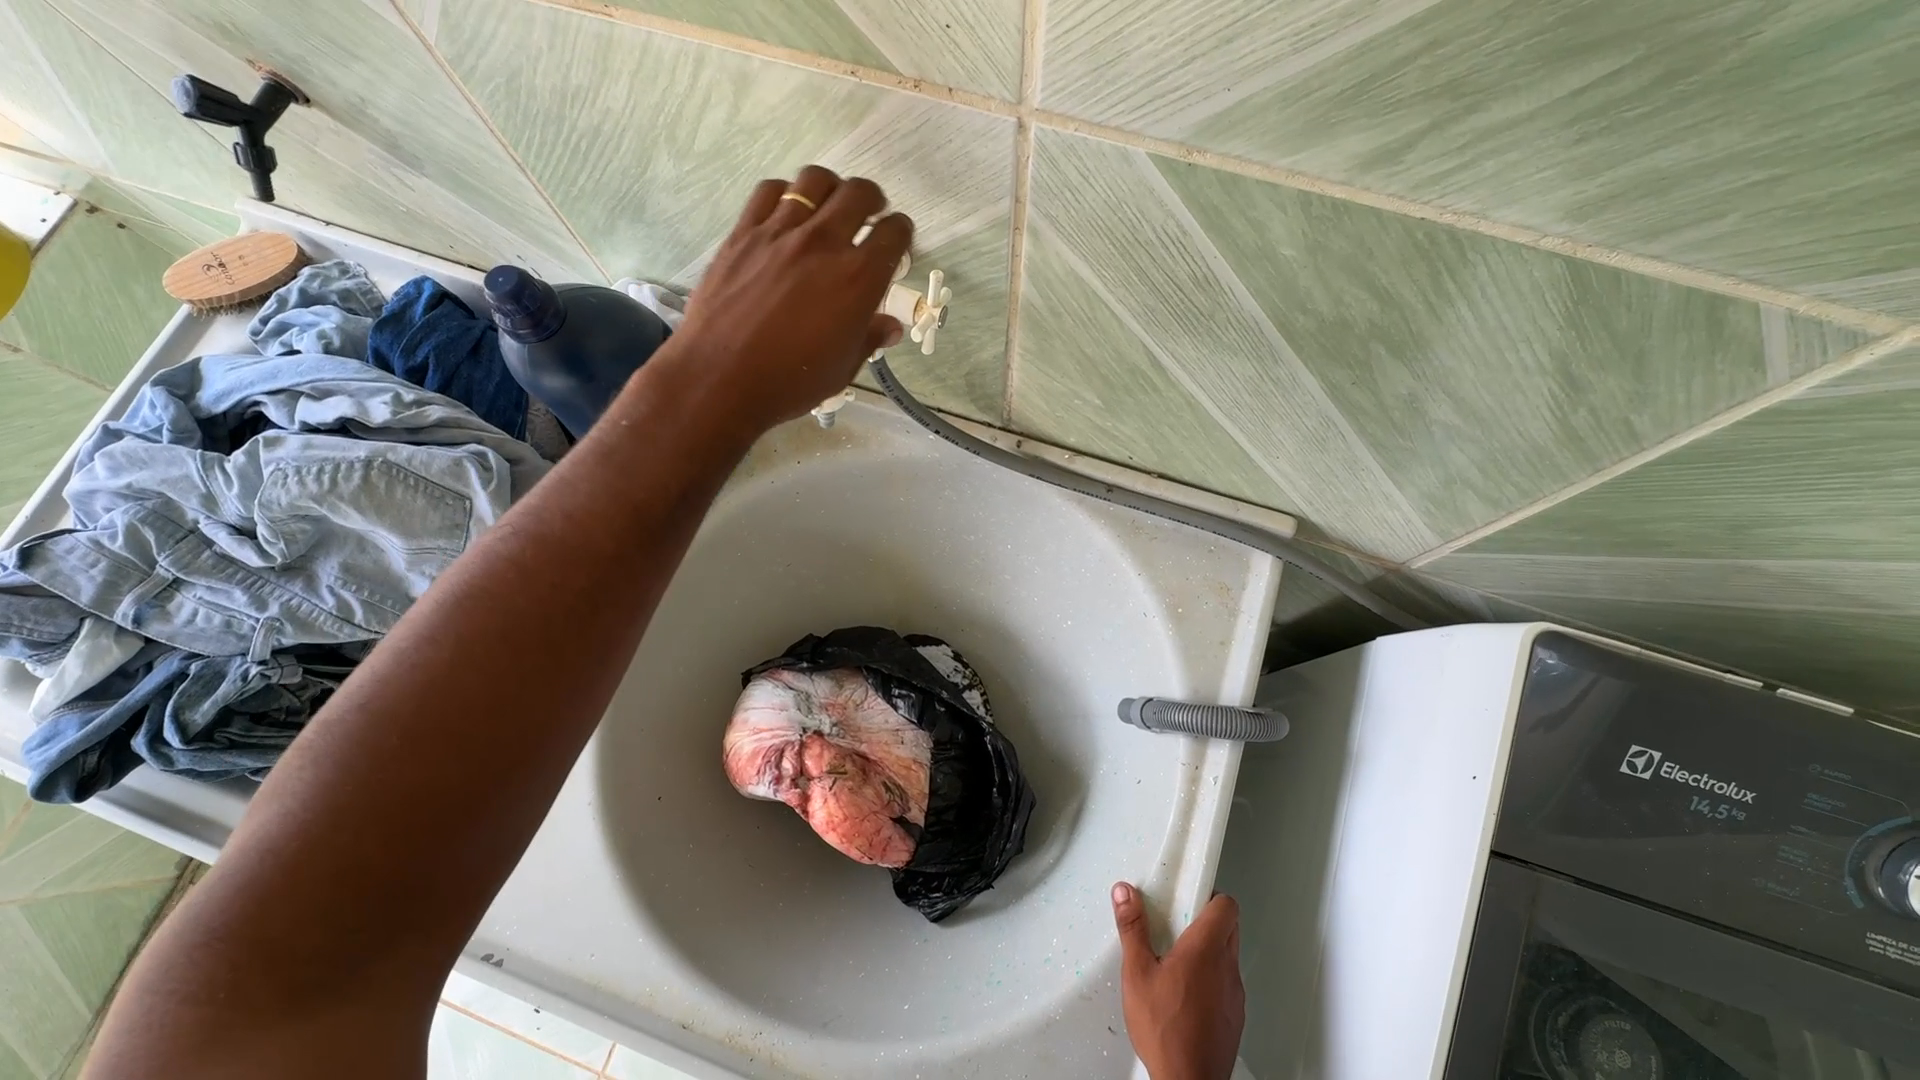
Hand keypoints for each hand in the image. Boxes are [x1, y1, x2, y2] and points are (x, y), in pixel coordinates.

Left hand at [656, 164, 911, 437]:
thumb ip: (869, 338)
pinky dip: (784, 194)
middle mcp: (824, 243)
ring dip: (830, 188)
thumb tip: (889, 326)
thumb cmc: (790, 382)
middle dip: (873, 200)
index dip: (901, 234)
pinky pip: (769, 192)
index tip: (896, 244)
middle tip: (869, 215)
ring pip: (815, 180)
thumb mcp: (842, 368)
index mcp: (858, 278)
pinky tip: (785, 212)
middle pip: (859, 193)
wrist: (720, 378)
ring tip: (828, 205)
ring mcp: (781, 232)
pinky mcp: (744, 233)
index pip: (894, 233)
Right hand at [1113, 882, 1245, 1079]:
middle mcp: (1227, 967)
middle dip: (1208, 919)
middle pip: (1230, 927)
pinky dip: (1212, 980)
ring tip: (1177, 962)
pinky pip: (1227, 984)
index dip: (1210, 896)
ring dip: (1210, 951)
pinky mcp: (1235, 1016)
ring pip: (1229, 956)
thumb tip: (1125, 894)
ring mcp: (1235, 994)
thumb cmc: (1164, 1029)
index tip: (1188, 897)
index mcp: (1206, 949)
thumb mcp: (1137, 972)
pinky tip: (1185, 995)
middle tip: (1178, 925)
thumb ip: (1132, 928)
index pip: (1226, 905)